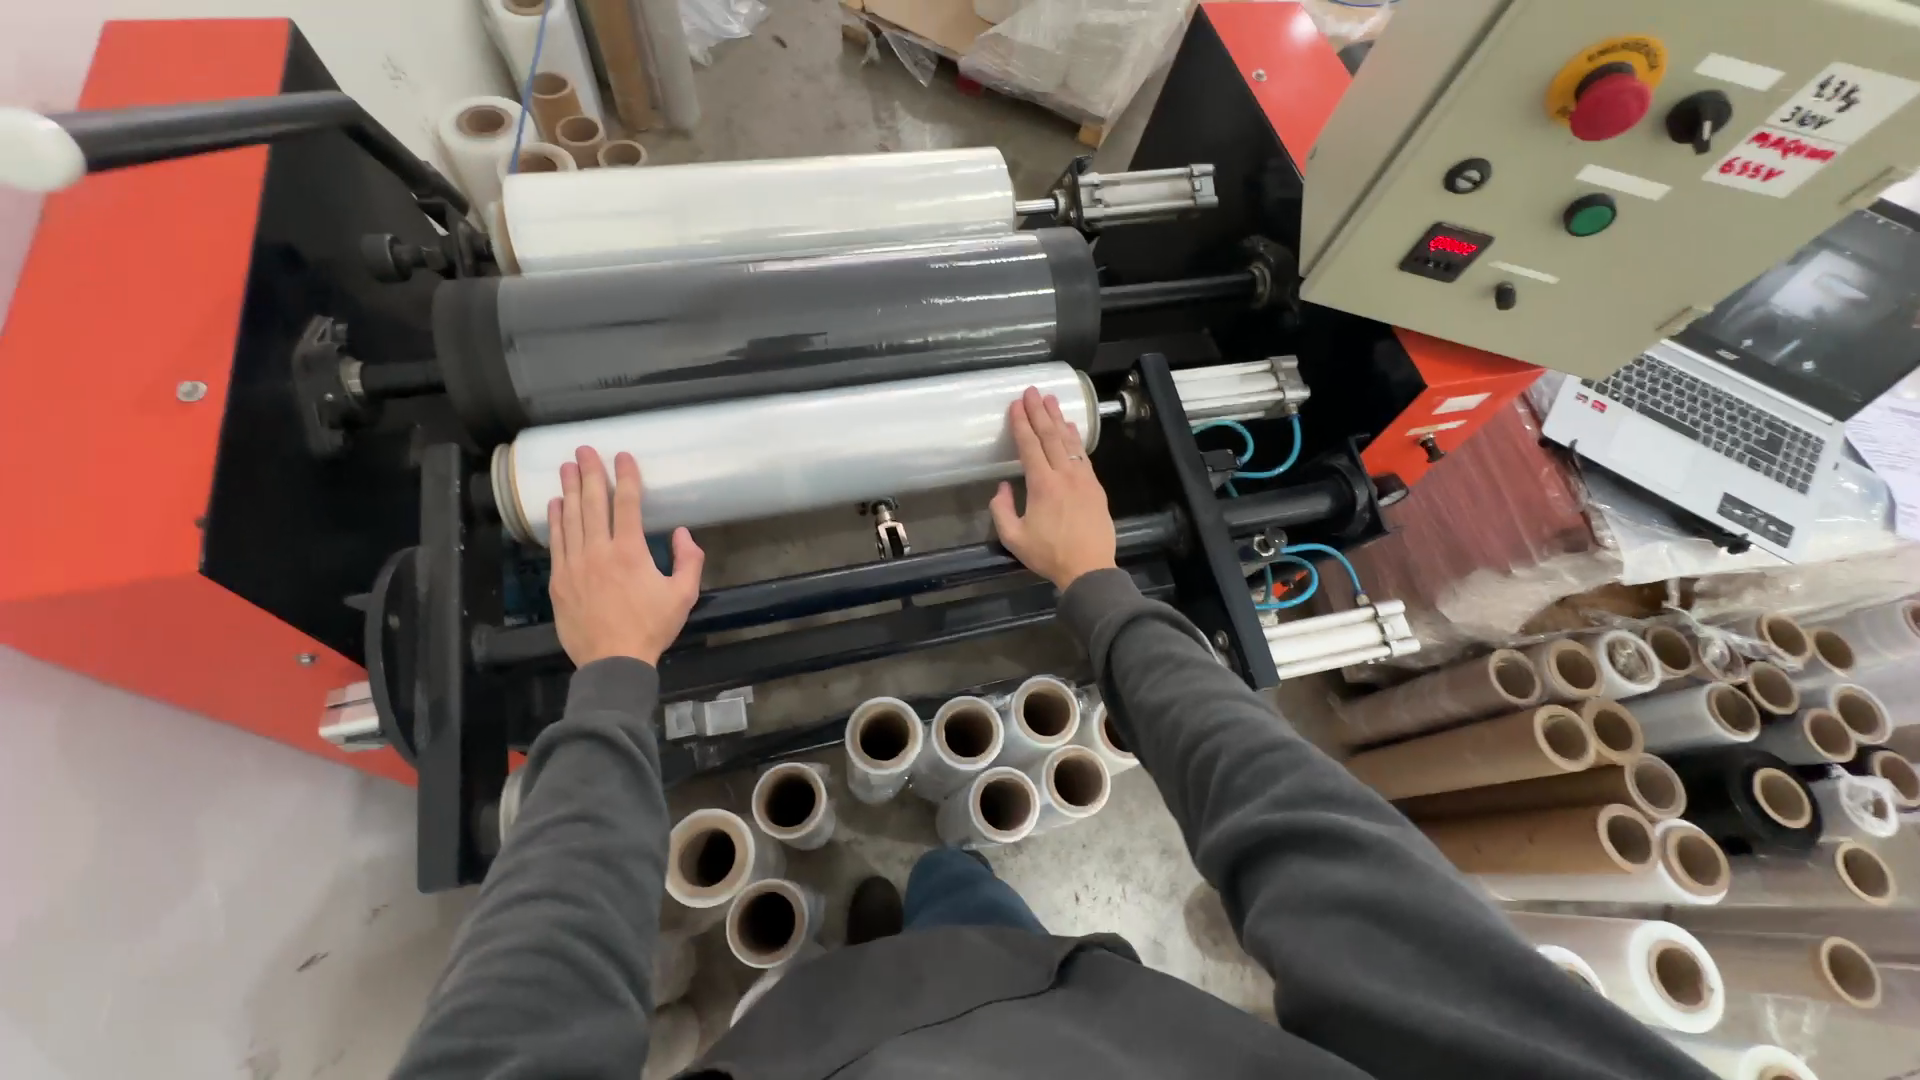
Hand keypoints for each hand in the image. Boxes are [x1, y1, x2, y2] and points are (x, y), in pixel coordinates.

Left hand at [547, 447, 704, 667]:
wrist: (613, 660)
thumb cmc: (652, 627)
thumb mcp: (684, 595)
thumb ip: (688, 560)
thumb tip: (680, 534)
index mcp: (630, 552)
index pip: (627, 504)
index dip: (625, 477)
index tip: (622, 456)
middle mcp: (599, 551)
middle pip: (592, 503)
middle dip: (589, 473)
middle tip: (584, 450)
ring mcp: (575, 565)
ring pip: (570, 519)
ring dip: (569, 490)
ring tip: (567, 467)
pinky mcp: (559, 580)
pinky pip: (557, 542)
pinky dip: (556, 520)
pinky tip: (556, 505)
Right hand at [989, 387, 1116, 589]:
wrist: (1089, 568)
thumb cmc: (1049, 555)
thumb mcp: (1013, 538)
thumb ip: (1001, 510)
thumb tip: (1002, 488)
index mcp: (1042, 485)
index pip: (1029, 446)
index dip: (1021, 423)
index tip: (1016, 404)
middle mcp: (1064, 475)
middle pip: (1050, 436)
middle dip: (1039, 412)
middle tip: (1032, 391)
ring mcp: (1083, 480)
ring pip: (1069, 442)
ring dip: (1058, 419)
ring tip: (1051, 401)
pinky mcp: (1095, 488)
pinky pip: (1083, 455)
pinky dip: (1075, 439)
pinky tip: (1071, 429)